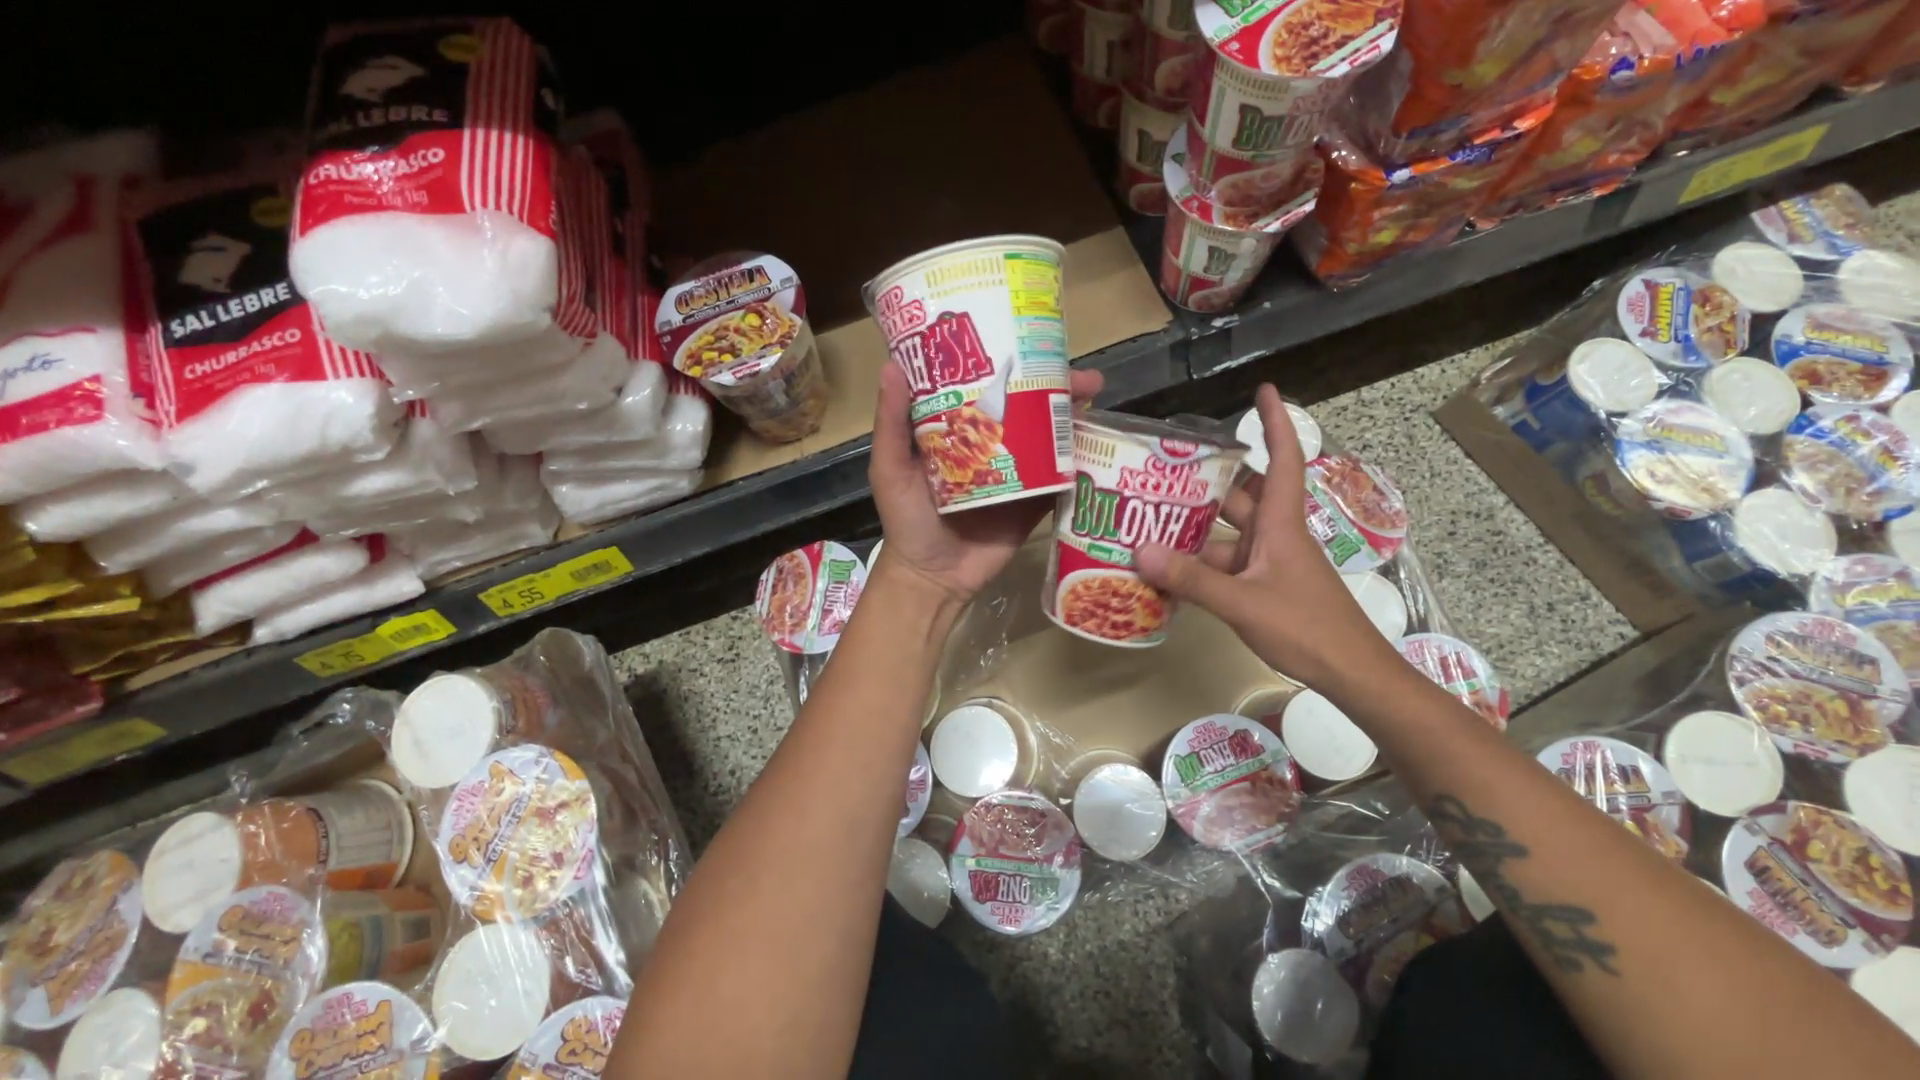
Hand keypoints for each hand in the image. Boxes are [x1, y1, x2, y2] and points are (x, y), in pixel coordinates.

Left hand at [869, 363, 1103, 604]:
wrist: (932, 578)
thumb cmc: (905, 520)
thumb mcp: (890, 468)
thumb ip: (891, 423)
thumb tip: (892, 365)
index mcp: (956, 431)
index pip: (986, 387)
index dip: (1009, 364)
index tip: (1032, 343)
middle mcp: (990, 446)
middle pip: (1027, 407)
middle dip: (1057, 388)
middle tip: (1085, 378)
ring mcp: (1016, 474)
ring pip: (1048, 438)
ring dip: (1073, 419)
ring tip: (1095, 401)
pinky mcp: (1033, 503)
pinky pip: (1059, 479)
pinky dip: (1078, 462)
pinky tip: (1098, 444)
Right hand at [1134, 385, 1398, 689]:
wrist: (1350, 672)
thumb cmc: (1307, 628)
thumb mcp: (1243, 604)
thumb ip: (1192, 580)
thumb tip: (1140, 551)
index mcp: (1282, 524)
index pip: (1284, 459)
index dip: (1277, 422)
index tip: (1264, 389)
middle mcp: (1276, 534)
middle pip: (1242, 493)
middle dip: (1208, 477)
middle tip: (1164, 466)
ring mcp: (1270, 562)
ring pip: (1228, 531)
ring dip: (1196, 525)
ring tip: (1149, 517)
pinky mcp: (1264, 587)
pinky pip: (1226, 563)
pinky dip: (1199, 563)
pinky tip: (1167, 569)